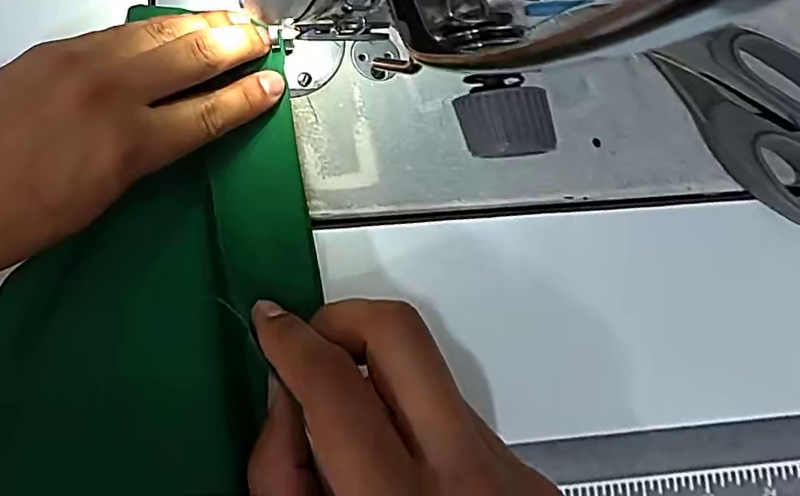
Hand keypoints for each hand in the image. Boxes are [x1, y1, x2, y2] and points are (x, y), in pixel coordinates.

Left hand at [0, 11, 283, 349]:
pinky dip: (154, 29)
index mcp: (127, 147)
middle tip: (262, 34)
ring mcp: (79, 61)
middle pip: (191, 55)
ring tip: (228, 18)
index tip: (274, 80)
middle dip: (233, 42)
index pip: (207, 113)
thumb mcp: (96, 202)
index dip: (247, 96)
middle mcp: (111, 93)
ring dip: (198, 23)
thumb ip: (143, 154)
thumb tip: (174, 122)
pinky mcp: (52, 48)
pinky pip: (118, 33)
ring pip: (157, 32)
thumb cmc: (11, 225)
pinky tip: (169, 27)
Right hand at [249, 299, 554, 495]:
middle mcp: (472, 481)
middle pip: (398, 333)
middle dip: (339, 320)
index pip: (337, 386)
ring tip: (349, 435)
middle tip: (310, 345)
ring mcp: (513, 476)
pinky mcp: (531, 479)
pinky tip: (396, 475)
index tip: (268, 322)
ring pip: (426, 371)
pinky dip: (409, 420)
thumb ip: (284, 475)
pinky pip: (453, 413)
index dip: (289, 341)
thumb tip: (289, 395)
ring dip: (373, 377)